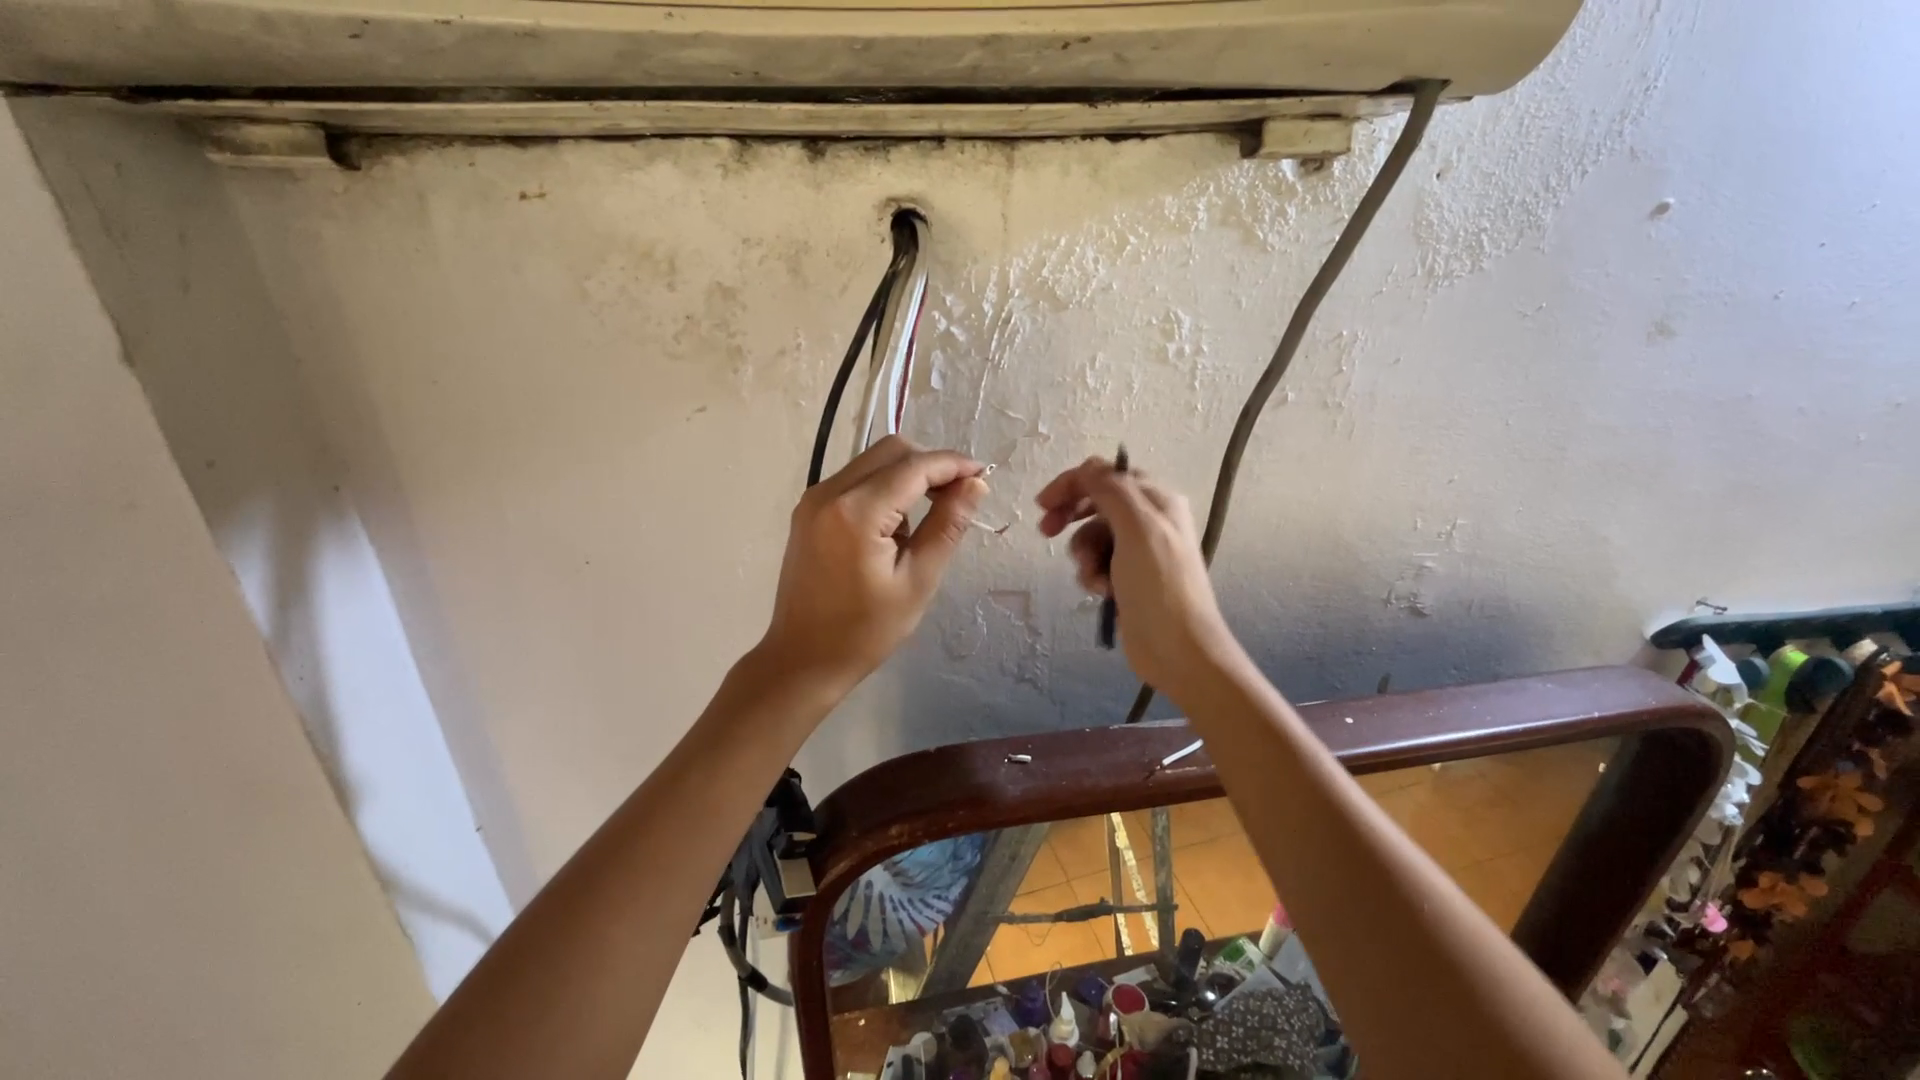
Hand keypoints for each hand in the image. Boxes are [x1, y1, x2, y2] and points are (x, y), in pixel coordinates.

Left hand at [761, 436, 987, 687]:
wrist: (803, 658)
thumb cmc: (865, 631)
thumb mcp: (918, 581)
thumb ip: (947, 525)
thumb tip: (975, 484)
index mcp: (857, 512)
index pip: (915, 467)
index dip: (954, 465)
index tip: (983, 476)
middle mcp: (829, 493)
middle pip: (891, 451)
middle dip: (930, 465)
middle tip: (958, 496)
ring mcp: (813, 499)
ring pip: (872, 461)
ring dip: (906, 475)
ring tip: (928, 517)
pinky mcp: (808, 510)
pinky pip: (854, 480)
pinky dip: (883, 487)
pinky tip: (895, 526)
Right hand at [1036, 457, 1243, 699]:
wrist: (1177, 648)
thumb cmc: (1159, 585)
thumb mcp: (1137, 528)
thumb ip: (1111, 490)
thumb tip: (1087, 467)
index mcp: (1157, 500)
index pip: (1106, 475)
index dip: (1073, 484)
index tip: (1043, 504)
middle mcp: (1150, 519)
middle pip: (1096, 503)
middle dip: (1071, 517)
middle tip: (1046, 531)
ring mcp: (1139, 550)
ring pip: (1092, 536)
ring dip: (1083, 553)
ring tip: (1093, 577)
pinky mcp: (1128, 578)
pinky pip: (1097, 563)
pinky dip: (1091, 573)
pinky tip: (1100, 591)